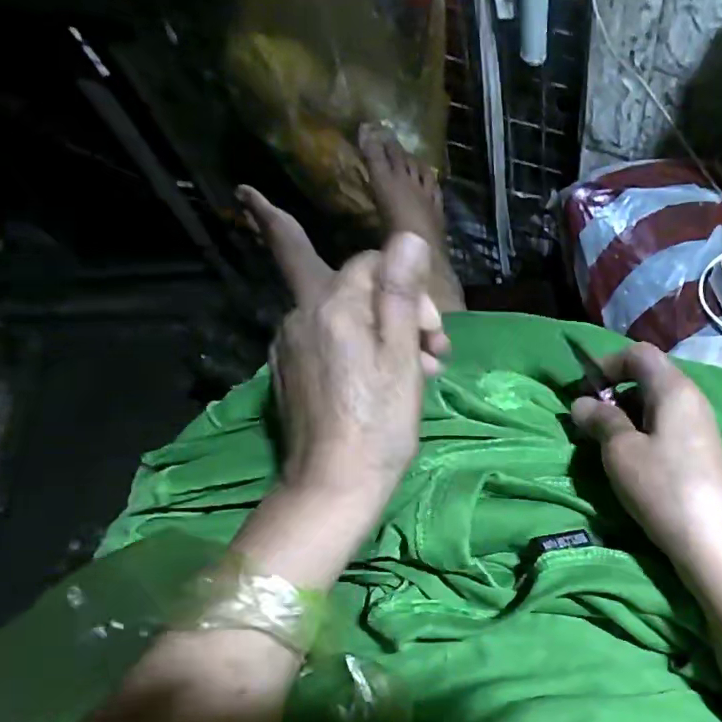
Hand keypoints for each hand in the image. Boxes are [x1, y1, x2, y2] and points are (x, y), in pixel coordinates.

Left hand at [271, 232, 449, 508]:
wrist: (332, 484)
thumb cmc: (379, 424)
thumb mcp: (401, 357)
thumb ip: (401, 294)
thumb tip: (407, 238)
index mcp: (332, 305)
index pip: (373, 264)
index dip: (411, 292)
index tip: (433, 334)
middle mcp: (301, 315)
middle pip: (354, 287)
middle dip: (397, 310)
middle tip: (431, 353)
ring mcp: (289, 345)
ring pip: (342, 318)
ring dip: (380, 335)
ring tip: (411, 374)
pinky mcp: (287, 373)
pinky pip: (325, 343)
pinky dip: (355, 353)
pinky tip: (375, 385)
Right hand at [570, 343, 721, 571]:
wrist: (711, 538)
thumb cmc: (662, 487)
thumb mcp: (621, 451)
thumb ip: (600, 421)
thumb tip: (582, 403)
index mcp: (674, 389)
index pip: (640, 354)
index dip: (608, 364)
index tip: (584, 389)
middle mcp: (692, 399)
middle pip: (649, 377)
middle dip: (615, 391)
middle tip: (590, 420)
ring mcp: (699, 426)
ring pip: (656, 405)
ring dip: (626, 415)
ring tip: (604, 443)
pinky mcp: (700, 451)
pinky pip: (666, 427)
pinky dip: (642, 433)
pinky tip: (630, 460)